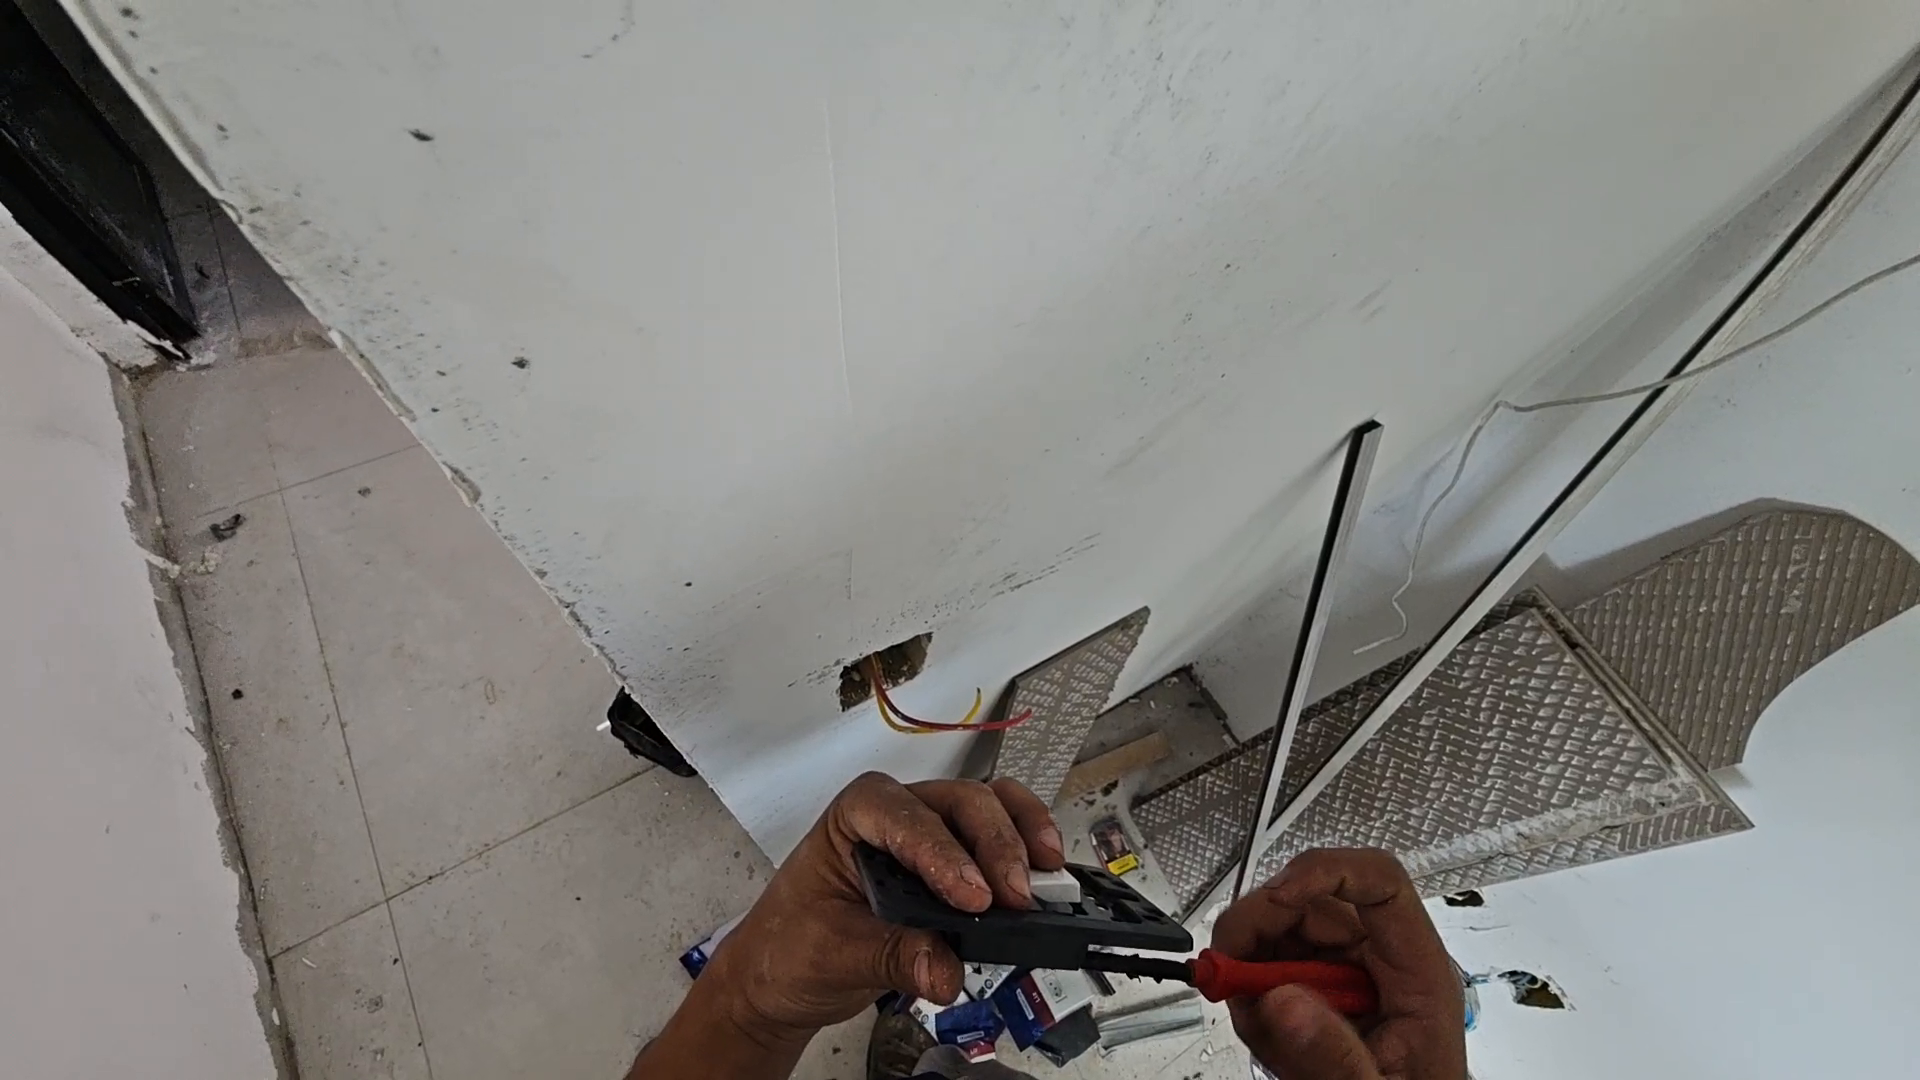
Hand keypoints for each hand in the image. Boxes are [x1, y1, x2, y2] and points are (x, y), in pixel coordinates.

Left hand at [702, 772, 1064, 1044]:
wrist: (782, 967)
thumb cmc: (791, 942)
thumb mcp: (835, 953)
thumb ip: (892, 956)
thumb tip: (945, 967)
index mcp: (856, 813)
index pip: (907, 819)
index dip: (944, 855)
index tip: (974, 897)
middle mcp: (897, 809)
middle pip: (958, 802)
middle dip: (994, 844)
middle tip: (1017, 896)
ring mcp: (928, 830)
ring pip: (985, 806)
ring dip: (1020, 834)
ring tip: (1047, 872)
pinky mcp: (951, 858)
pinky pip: (994, 835)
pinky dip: (1023, 848)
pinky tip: (1044, 872)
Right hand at [1212, 849, 1465, 1079]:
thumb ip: (1338, 1058)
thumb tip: (1284, 1001)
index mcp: (1415, 974)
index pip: (1379, 882)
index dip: (1325, 872)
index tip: (1277, 897)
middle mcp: (1376, 957)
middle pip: (1308, 899)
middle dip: (1258, 926)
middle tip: (1228, 968)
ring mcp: (1339, 965)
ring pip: (1277, 921)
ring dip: (1245, 959)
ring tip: (1248, 1014)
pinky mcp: (1310, 979)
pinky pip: (1263, 951)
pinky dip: (1242, 978)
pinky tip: (1254, 1019)